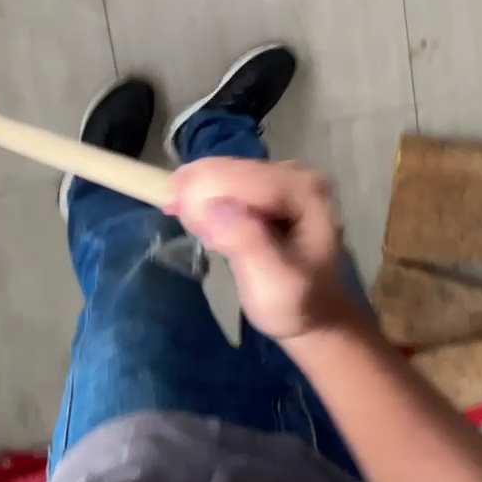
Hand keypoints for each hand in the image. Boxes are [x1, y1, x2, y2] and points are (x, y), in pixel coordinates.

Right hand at [170, 158, 361, 341]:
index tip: (173, 202)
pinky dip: (205, 190)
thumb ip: (247, 245)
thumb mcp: (274, 286)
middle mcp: (298, 176)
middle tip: (169, 205)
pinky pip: (229, 178)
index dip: (209, 186)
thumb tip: (213, 208)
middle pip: (237, 169)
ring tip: (176, 209)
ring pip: (228, 170)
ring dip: (198, 187)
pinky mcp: (269, 185)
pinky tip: (191, 208)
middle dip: (200, 185)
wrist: (312, 312)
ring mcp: (284, 178)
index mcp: (307, 194)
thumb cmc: (295, 305)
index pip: (250, 179)